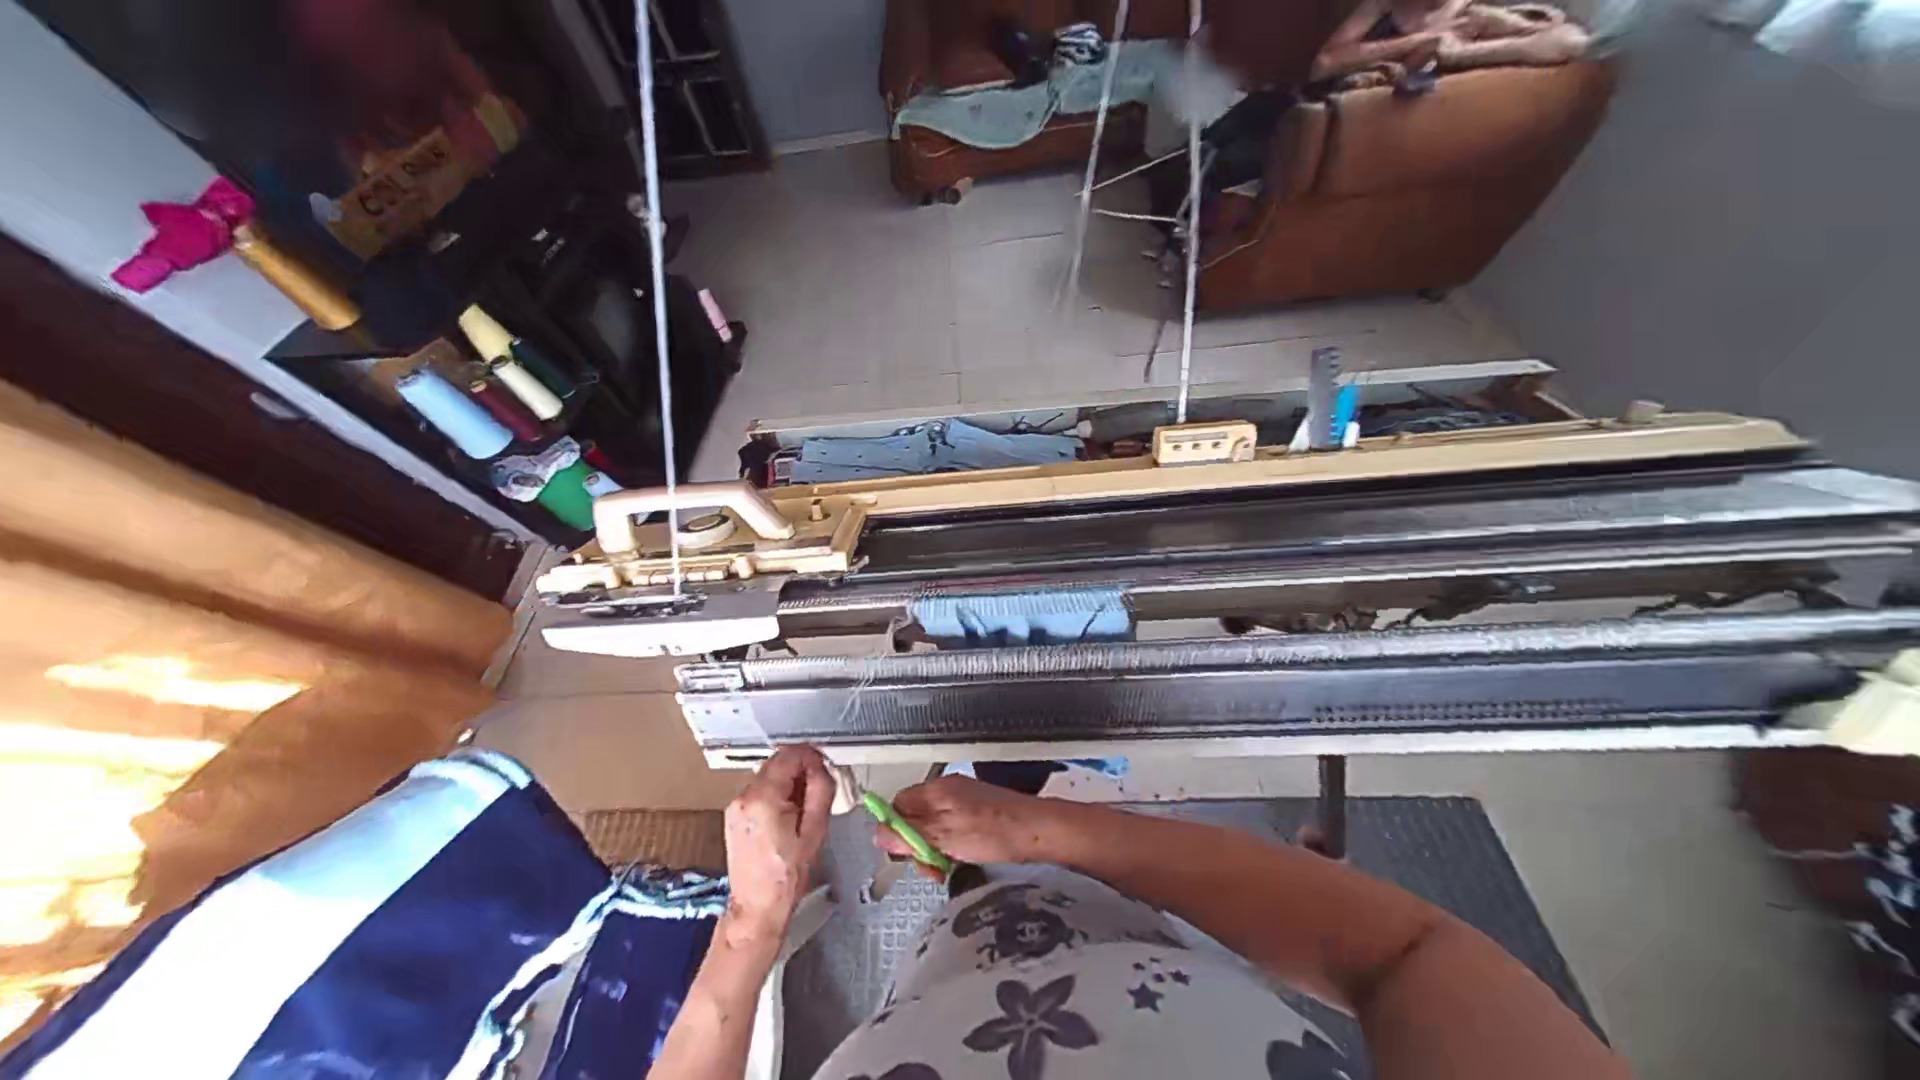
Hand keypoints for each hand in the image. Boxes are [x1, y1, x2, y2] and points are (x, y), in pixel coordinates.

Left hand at [722, 746, 834, 944]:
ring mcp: (735, 806)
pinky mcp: (734, 815)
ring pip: (768, 776)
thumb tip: (820, 766)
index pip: (789, 755)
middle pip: (777, 763)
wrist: (758, 906)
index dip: (811, 756)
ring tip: (802, 809)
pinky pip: (759, 791)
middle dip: (800, 769)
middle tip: (817, 790)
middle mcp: (743, 797)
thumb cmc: (788, 874)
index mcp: (763, 798)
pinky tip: (787, 817)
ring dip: (788, 782)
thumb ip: (821, 788)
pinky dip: (776, 794)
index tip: (824, 768)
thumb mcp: (816, 828)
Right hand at [873, 776, 1073, 867]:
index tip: (906, 858)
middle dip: (915, 845)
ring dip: (932, 848)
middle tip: (930, 871)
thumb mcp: (945, 837)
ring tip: (946, 868)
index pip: (897, 805)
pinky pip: (950, 826)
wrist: (1037, 830)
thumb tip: (878, 834)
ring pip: (932, 824)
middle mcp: (946, 788)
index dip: (895, 832)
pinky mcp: (976, 809)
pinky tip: (960, 858)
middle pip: (913, 815)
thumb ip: (910, 835)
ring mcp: (962, 798)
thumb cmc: (992, 833)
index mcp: (935, 790)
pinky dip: (949, 844)